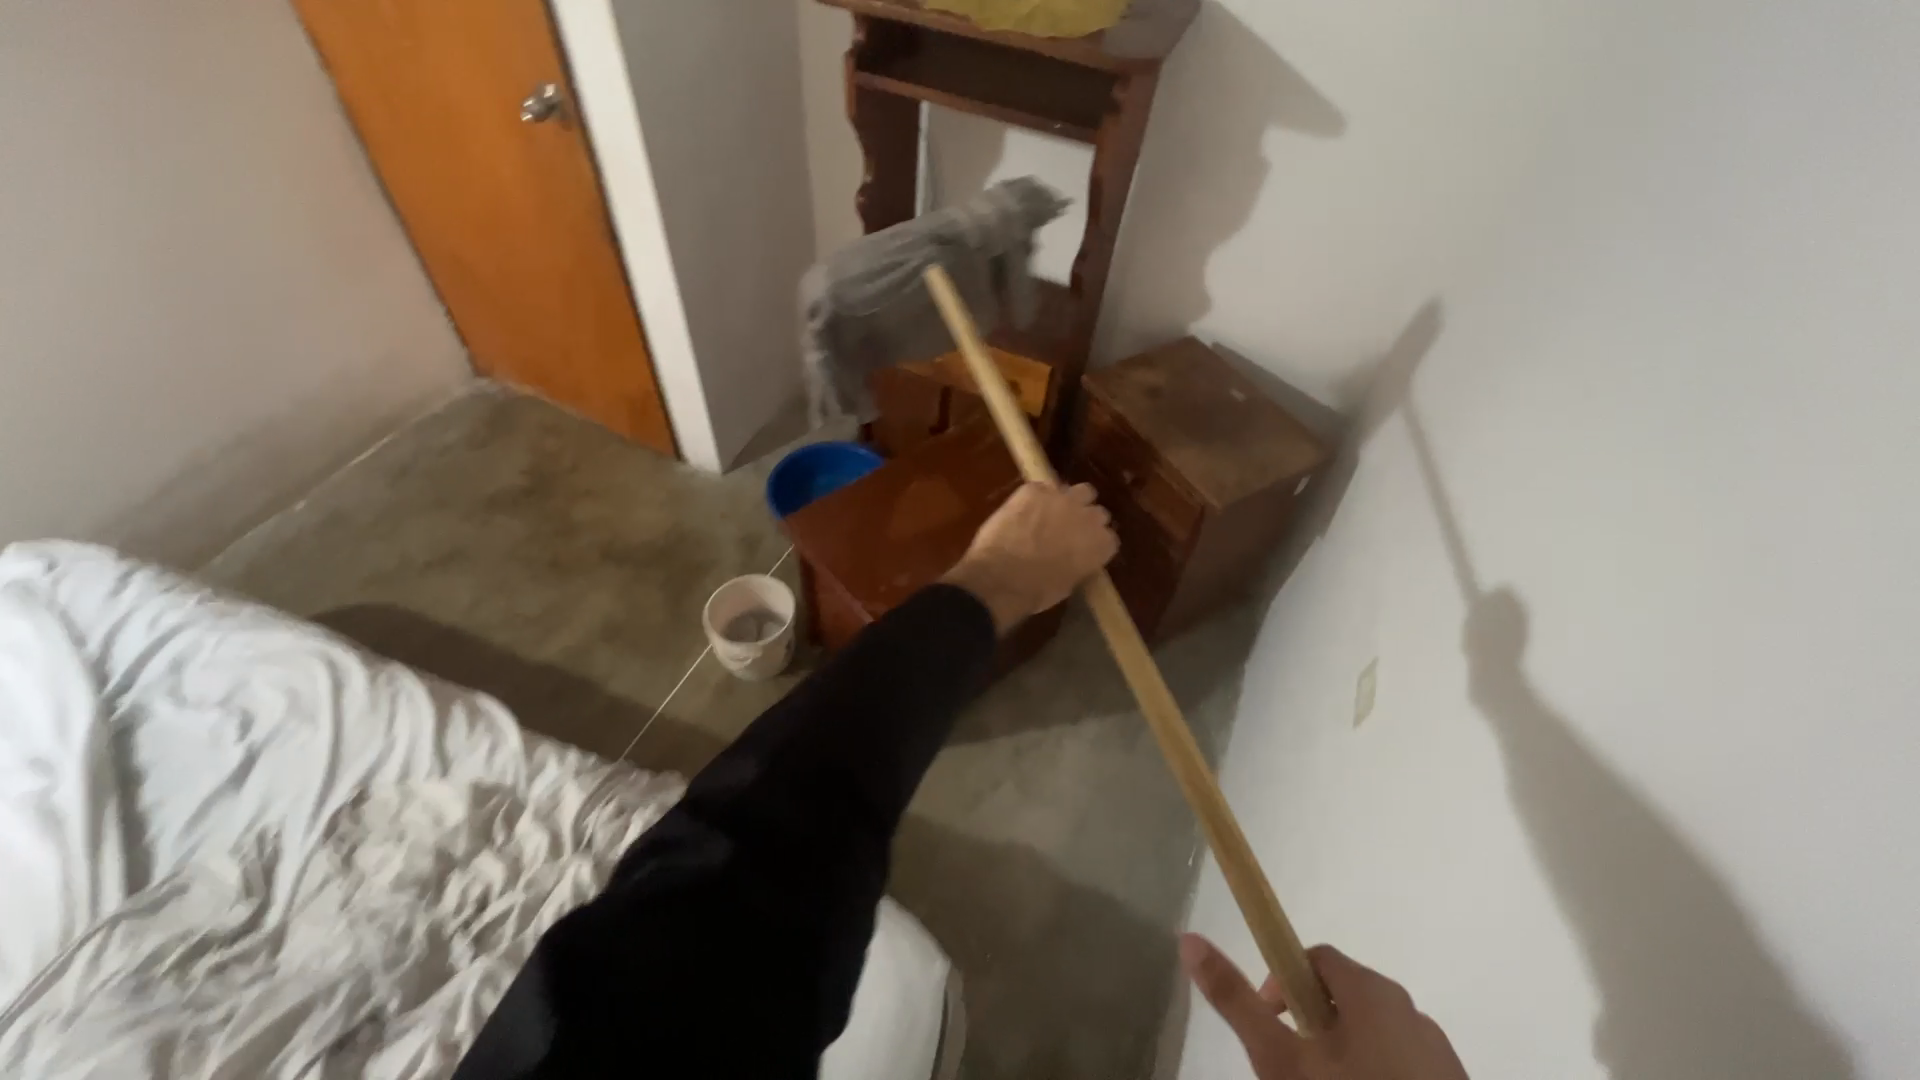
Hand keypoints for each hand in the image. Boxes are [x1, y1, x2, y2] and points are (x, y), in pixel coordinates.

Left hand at [940, 481, 1117, 633]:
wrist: (1000, 578)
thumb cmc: (1036, 591)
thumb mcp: (1068, 584)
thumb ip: (1080, 564)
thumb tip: (1076, 557)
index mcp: (1101, 544)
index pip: (1109, 537)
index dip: (1095, 543)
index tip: (1084, 549)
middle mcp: (1088, 516)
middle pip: (1096, 511)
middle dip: (1084, 519)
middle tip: (1067, 530)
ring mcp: (1061, 498)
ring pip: (1076, 490)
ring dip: (1068, 501)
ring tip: (1050, 513)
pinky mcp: (1034, 490)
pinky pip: (1041, 488)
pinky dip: (1036, 498)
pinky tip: (1023, 511)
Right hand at [1181, 935, 1469, 1079]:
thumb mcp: (1279, 1059)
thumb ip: (1235, 999)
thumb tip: (1188, 939)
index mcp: (1371, 992)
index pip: (1315, 958)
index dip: (1281, 983)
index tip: (1269, 1026)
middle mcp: (1411, 1012)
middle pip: (1344, 997)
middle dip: (1311, 1024)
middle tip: (1291, 1068)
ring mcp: (1439, 1056)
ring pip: (1374, 1037)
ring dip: (1344, 1055)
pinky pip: (1403, 1069)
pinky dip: (1376, 1077)